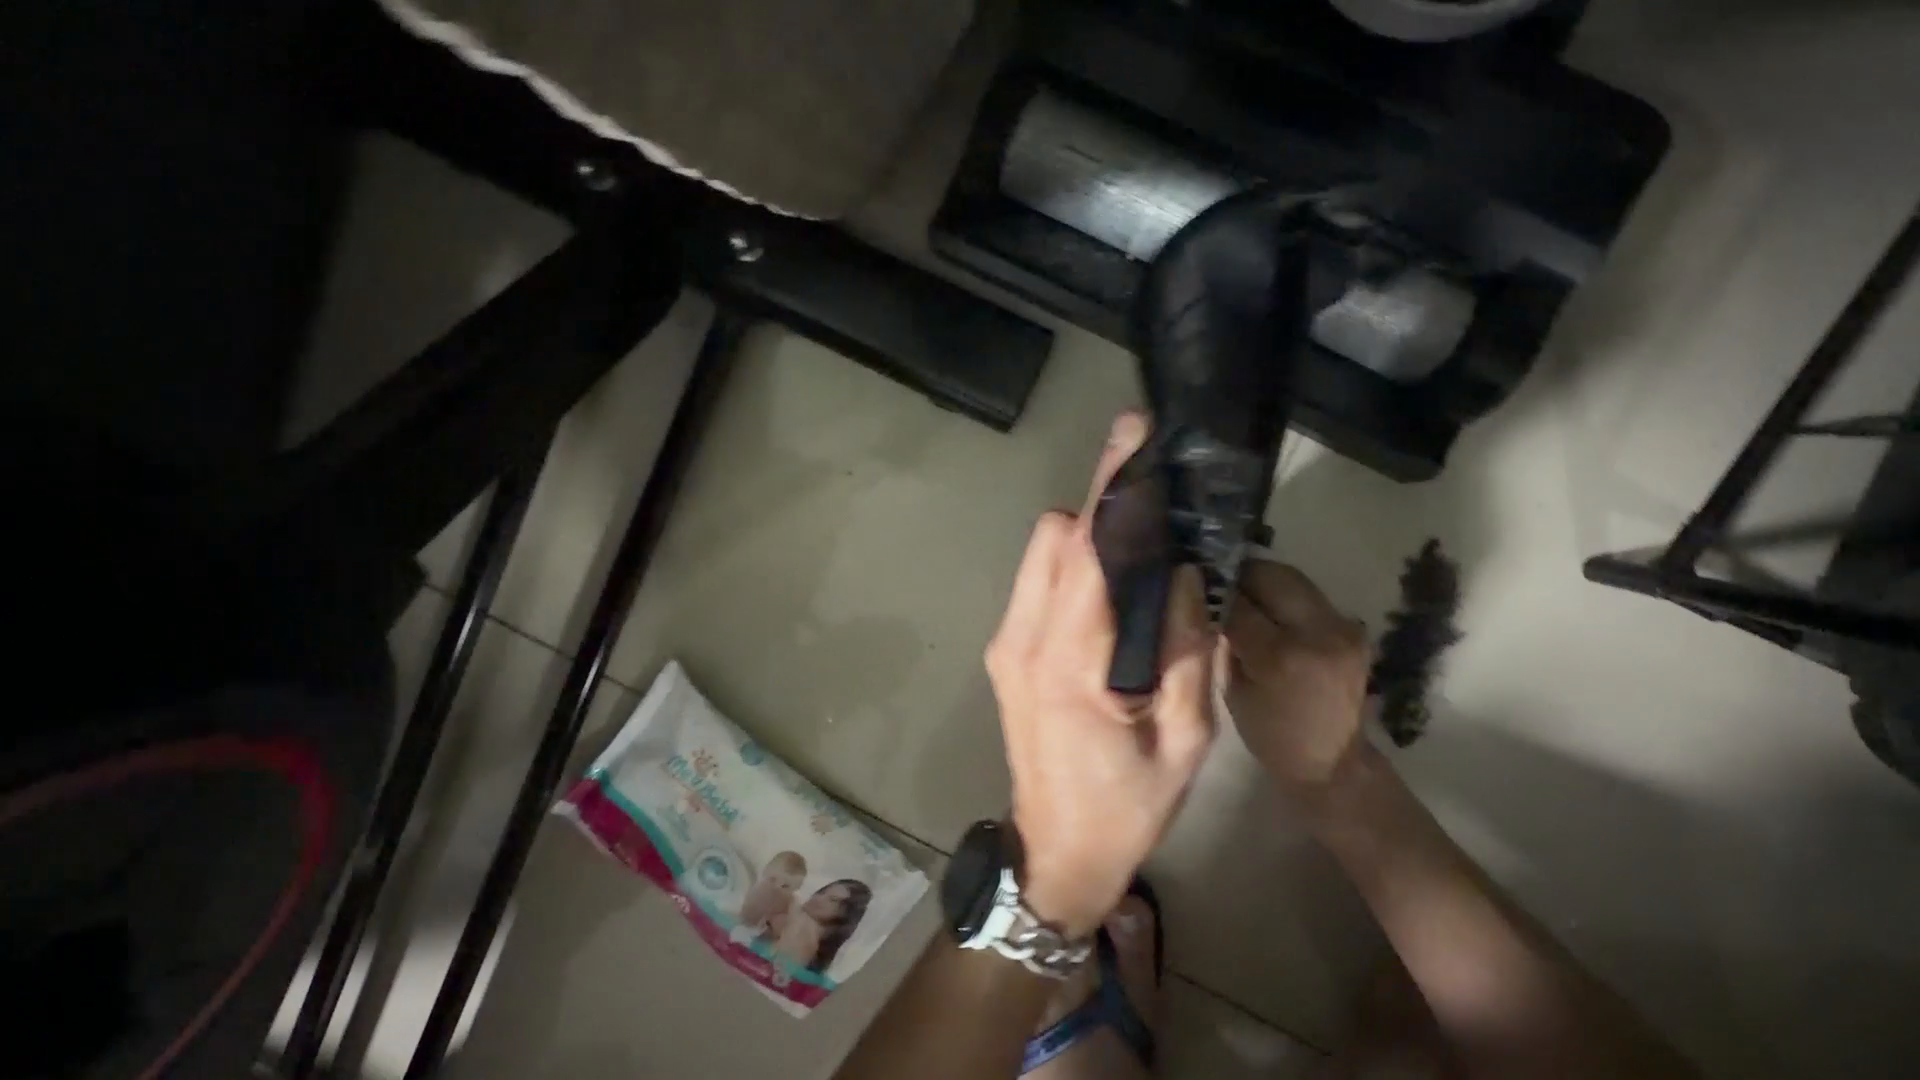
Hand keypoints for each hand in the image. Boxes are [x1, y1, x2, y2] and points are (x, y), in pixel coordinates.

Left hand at [985, 412, 1216, 939]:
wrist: (1056, 852)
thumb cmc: (1127, 807)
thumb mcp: (1185, 741)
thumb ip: (1189, 652)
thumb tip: (1186, 572)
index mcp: (1067, 664)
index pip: (1085, 551)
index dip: (1110, 488)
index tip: (1132, 434)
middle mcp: (1022, 641)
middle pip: (1052, 537)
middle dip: (1100, 509)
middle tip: (1155, 507)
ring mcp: (1004, 645)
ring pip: (1039, 554)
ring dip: (1085, 538)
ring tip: (1140, 548)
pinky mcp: (1003, 654)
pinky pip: (1036, 583)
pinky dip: (1072, 566)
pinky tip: (1112, 586)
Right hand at [1221, 560, 1370, 811]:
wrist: (1332, 759)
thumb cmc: (1270, 735)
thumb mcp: (1232, 688)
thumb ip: (1223, 641)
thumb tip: (1207, 602)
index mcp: (1280, 656)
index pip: (1238, 603)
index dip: (1214, 592)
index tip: (1194, 584)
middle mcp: (1317, 633)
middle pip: (1271, 576)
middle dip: (1240, 575)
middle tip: (1218, 580)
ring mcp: (1342, 628)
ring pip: (1293, 579)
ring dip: (1263, 581)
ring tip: (1241, 591)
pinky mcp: (1353, 628)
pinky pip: (1310, 596)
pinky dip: (1285, 596)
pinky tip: (1269, 610)